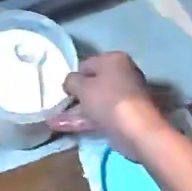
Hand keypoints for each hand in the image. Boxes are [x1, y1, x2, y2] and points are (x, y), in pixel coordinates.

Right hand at [51, 51, 170, 153]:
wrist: (137, 130)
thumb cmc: (108, 100)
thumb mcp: (82, 86)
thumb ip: (71, 81)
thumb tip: (70, 82)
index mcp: (114, 60)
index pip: (87, 65)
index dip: (74, 77)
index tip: (66, 90)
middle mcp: (123, 74)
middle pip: (93, 84)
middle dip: (76, 96)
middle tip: (60, 106)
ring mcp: (125, 97)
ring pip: (95, 102)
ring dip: (76, 112)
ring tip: (54, 121)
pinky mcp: (125, 117)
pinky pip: (100, 115)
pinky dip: (85, 120)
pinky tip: (64, 127)